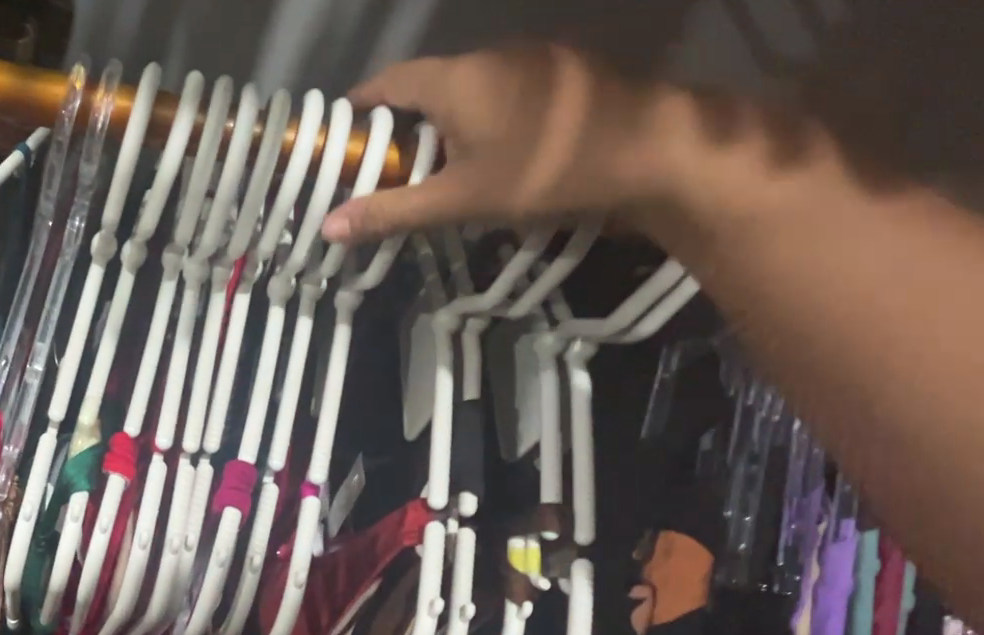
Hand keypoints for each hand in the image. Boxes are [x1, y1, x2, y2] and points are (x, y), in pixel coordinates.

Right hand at [322, 45, 688, 243]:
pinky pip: (499, 96)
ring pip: (464, 92)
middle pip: (424, 87)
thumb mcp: (458, 201)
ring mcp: (531, 62)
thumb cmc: (545, 171)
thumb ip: (391, 211)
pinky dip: (477, 124)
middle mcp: (489, 58)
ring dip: (440, 128)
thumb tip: (327, 227)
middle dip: (397, 128)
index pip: (386, 82)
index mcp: (456, 79)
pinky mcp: (561, 78)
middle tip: (382, 175)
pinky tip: (486, 160)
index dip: (358, 110)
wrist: (656, 152)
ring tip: (433, 174)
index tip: (341, 145)